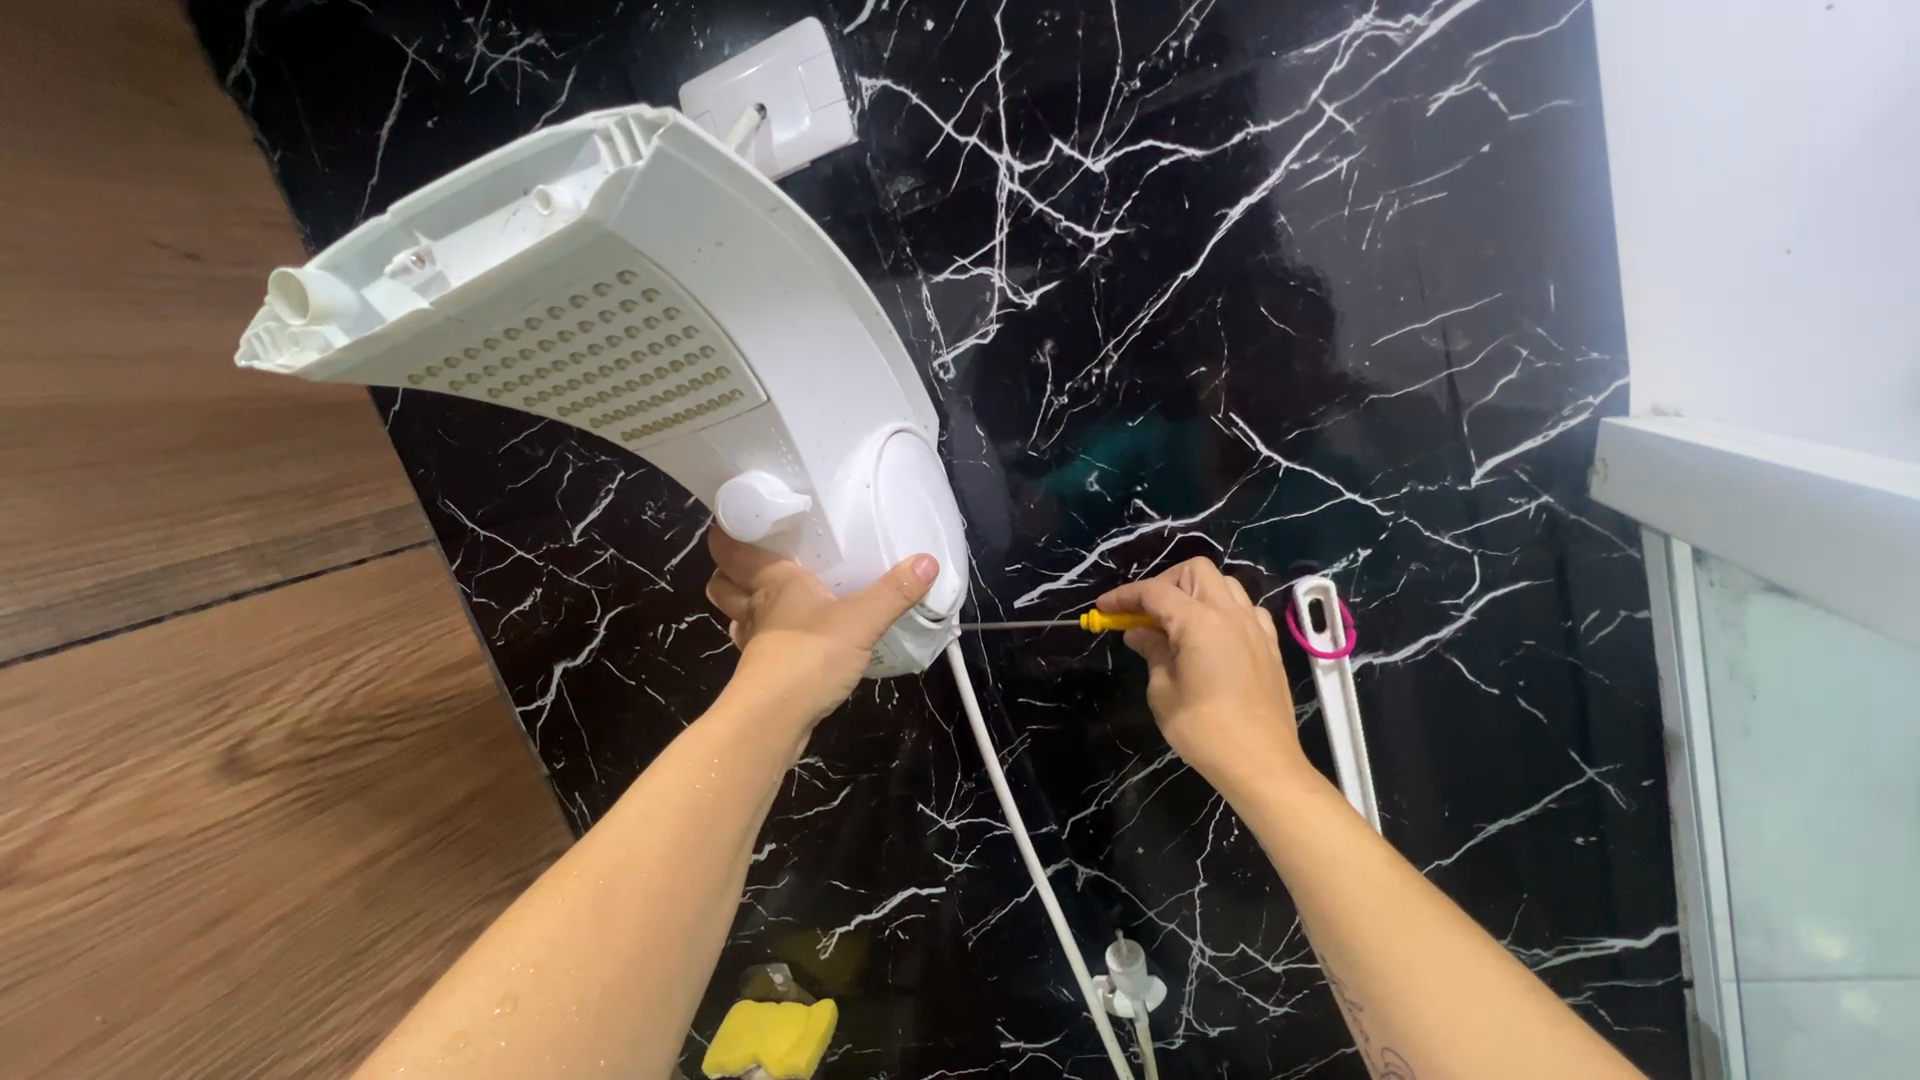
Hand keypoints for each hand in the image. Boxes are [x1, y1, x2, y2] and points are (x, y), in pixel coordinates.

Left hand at [704, 528, 937, 726]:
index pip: (731, 546)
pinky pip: (757, 643)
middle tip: (759, 558)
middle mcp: (756, 606)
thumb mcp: (862, 620)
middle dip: (731, 569)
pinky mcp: (761, 672)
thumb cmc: (808, 657)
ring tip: (775, 597)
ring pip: (737, 614)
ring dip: (746, 604)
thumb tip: (927, 562)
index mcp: (773, 581)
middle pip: (723, 581)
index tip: (739, 512)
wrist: (775, 722)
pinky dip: (767, 638)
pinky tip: (793, 638)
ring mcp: (754, 642)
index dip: (728, 528)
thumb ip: (894, 592)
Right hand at [1097, 558, 1304, 795]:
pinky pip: (1247, 609)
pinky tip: (1212, 635)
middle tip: (1145, 613)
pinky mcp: (1269, 646)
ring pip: (1224, 584)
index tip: (1103, 608)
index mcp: (1199, 622)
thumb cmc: (1204, 730)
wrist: (1261, 763)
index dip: (1124, 596)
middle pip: (1194, 571)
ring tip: (1177, 621)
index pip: (1155, 592)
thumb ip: (1152, 652)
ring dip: (1196, 592)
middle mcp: (1230, 614)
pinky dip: (1224, 610)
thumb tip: (1139, 633)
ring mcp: (1255, 627)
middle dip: (1164, 583)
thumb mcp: (1163, 692)